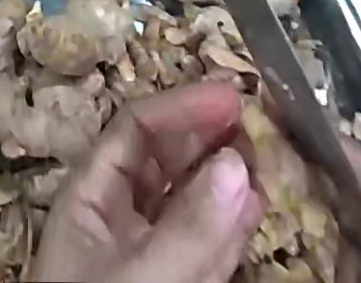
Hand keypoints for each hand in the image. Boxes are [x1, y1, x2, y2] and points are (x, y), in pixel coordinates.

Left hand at [30, 83, 264, 282]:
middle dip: (209, 135)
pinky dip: (233, 226)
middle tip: (262, 121)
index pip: (136, 129)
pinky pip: (207, 246)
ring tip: (270, 154)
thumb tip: (239, 163)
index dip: (183, 106)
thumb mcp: (137, 281)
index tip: (235, 96)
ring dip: (228, 176)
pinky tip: (259, 207)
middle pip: (165, 158)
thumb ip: (188, 229)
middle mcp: (118, 218)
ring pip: (190, 199)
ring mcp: (148, 255)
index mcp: (90, 198)